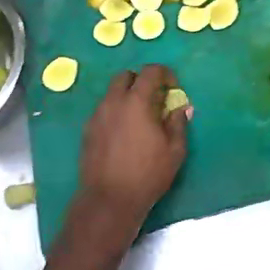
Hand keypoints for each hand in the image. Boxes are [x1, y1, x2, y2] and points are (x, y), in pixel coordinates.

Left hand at [71, 65, 188, 247]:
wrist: (109, 198)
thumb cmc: (147, 174)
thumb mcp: (174, 150)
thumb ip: (178, 123)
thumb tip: (181, 107)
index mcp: (136, 101)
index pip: (150, 72)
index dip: (165, 74)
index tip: (173, 88)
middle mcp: (113, 101)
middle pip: (125, 76)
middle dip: (141, 81)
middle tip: (155, 99)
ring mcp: (97, 114)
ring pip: (112, 92)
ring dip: (127, 96)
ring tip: (140, 118)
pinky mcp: (88, 129)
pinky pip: (103, 109)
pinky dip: (116, 111)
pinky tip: (124, 132)